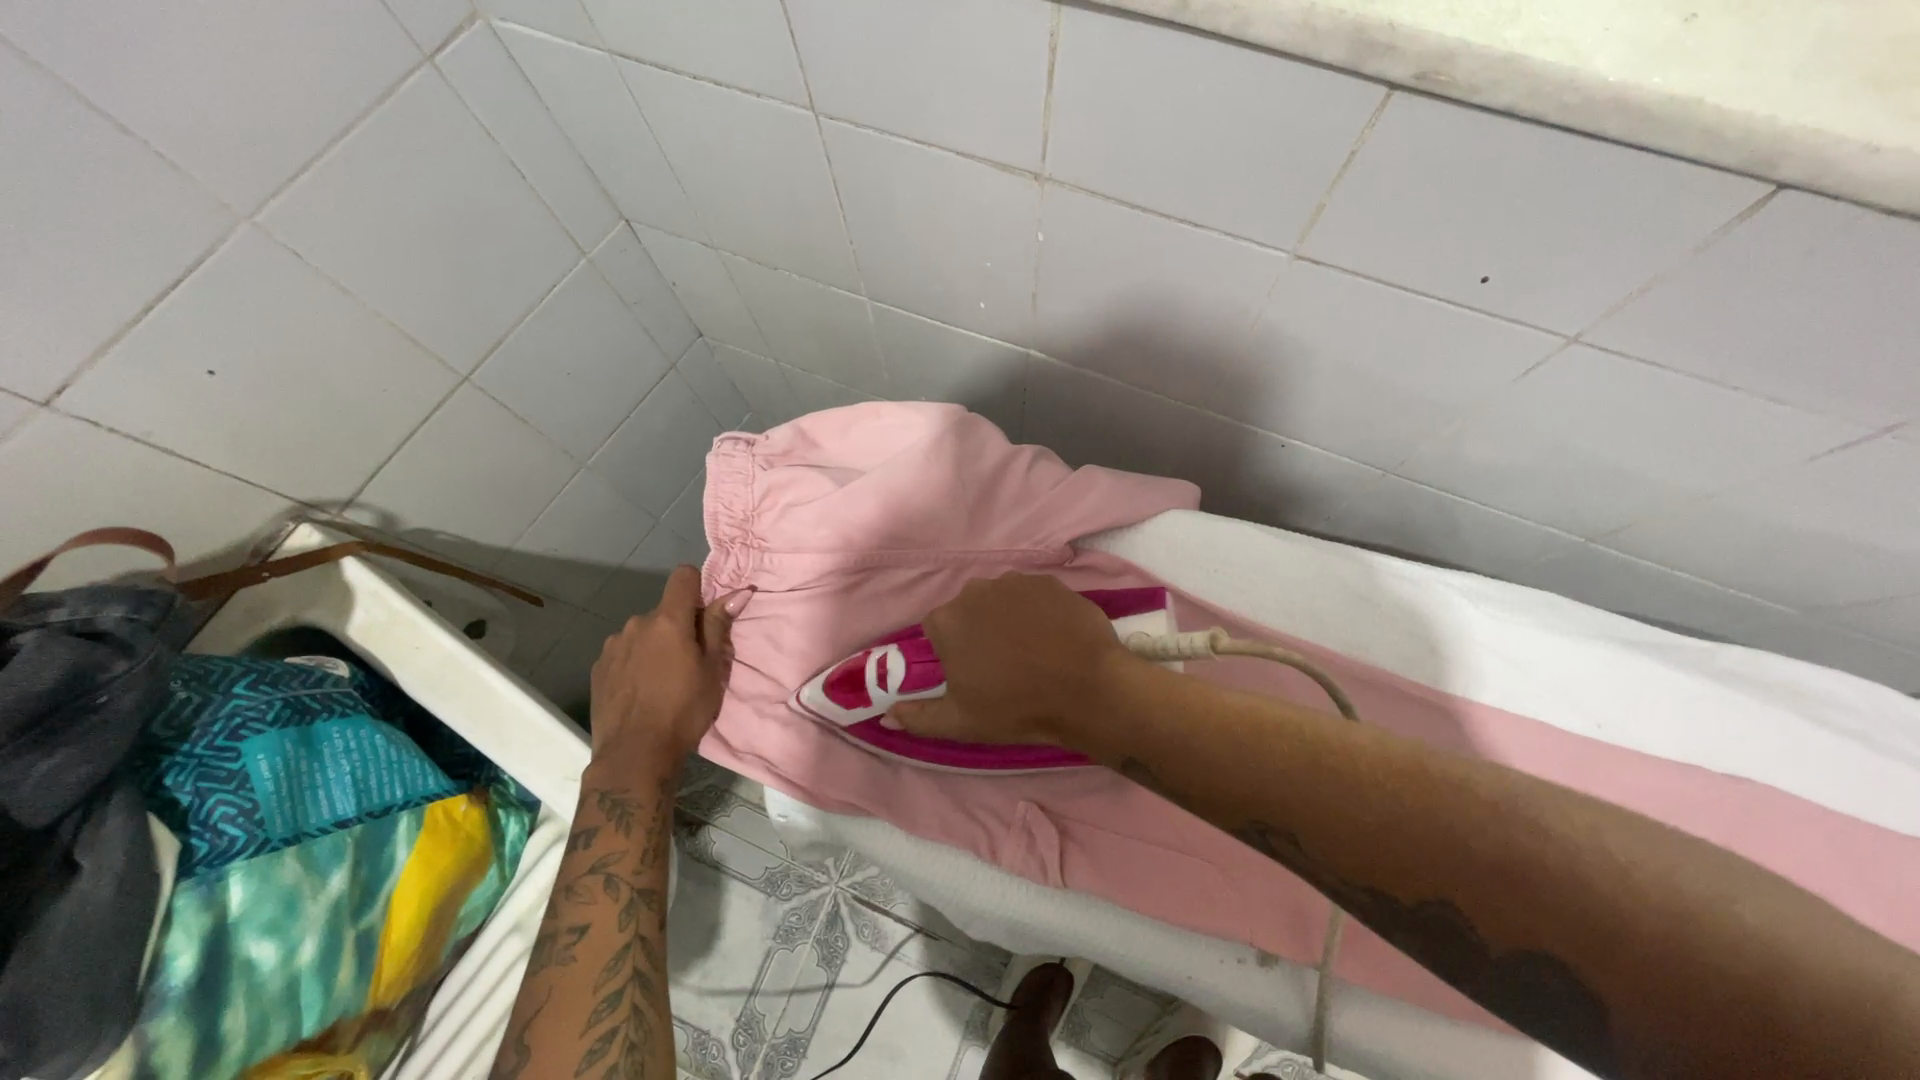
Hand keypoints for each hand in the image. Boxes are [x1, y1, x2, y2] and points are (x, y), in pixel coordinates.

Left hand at [590, 565, 751, 764]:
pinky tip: (640, 692)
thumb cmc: (684, 711)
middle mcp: (636, 624)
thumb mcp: (713, 670)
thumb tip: (737, 594)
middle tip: (689, 662)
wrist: (635, 755)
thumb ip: (718, 627)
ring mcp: (613, 645)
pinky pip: (624, 653)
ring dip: (654, 646)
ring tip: (662, 682)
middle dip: (678, 627)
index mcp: (668, 620)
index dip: (697, 588)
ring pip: (642, 634)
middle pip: (664, 611)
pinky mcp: (598, 668)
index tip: (705, 615)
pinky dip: (635, 663)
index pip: (683, 576)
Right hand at [887, 572, 1135, 746]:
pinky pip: (1035, 596)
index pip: (938, 631)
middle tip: (1005, 667)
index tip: (974, 676)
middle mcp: (976, 590)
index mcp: (947, 620)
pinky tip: (1055, 640)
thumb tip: (887, 714)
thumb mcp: (960, 722)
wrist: (1088, 690)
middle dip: (980, 632)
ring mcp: (1017, 582)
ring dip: (1009, 620)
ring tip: (1033, 653)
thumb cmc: (1017, 708)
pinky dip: (1040, 614)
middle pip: (969, 611)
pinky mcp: (1052, 582)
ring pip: (1002, 601)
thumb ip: (917, 717)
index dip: (954, 654)